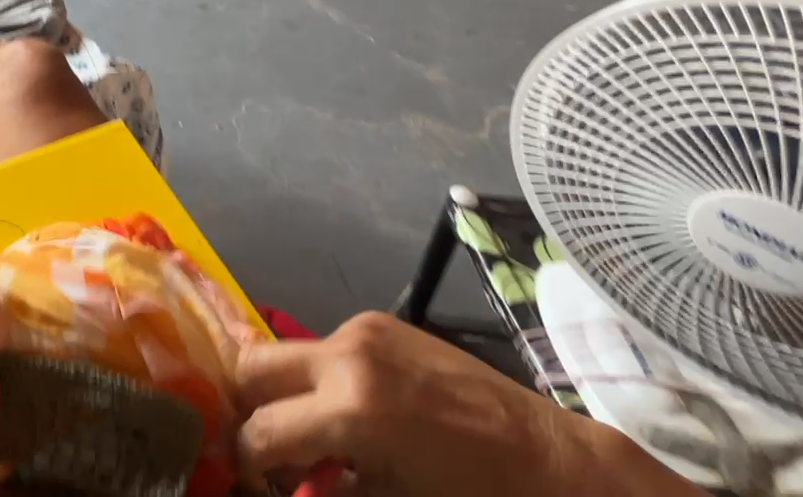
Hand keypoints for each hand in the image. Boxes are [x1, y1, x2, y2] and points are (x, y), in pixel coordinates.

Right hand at [235, 312, 700, 496]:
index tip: (253, 476)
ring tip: (311, 432)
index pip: (262, 429)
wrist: (554, 462)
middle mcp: (345, 355)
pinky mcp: (376, 321)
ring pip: (284, 353)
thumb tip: (284, 485)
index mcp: (351, 409)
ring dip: (285, 393)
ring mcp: (360, 330)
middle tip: (268, 445)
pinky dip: (321, 380)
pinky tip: (350, 412)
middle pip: (252, 367)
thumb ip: (326, 490)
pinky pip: (323, 348)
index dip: (248, 460)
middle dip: (249, 408)